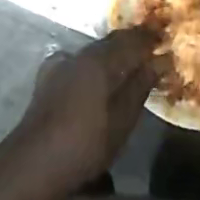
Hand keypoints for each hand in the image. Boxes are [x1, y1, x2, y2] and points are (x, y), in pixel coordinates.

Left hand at [0, 28, 157, 199]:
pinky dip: (94, 66)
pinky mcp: (49, 77)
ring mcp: (60, 63)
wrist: (34, 162)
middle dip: (131, 44)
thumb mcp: (121, 121)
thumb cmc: (85, 144)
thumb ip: (139, 86)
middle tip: (151, 51)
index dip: (149, 38)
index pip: (130, 40)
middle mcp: (78, 53)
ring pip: (93, 52)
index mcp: (99, 60)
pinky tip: (98, 79)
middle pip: (111, 42)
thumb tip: (157, 61)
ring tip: (129, 66)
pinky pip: (79, 62)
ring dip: (112, 55)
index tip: (164, 37)